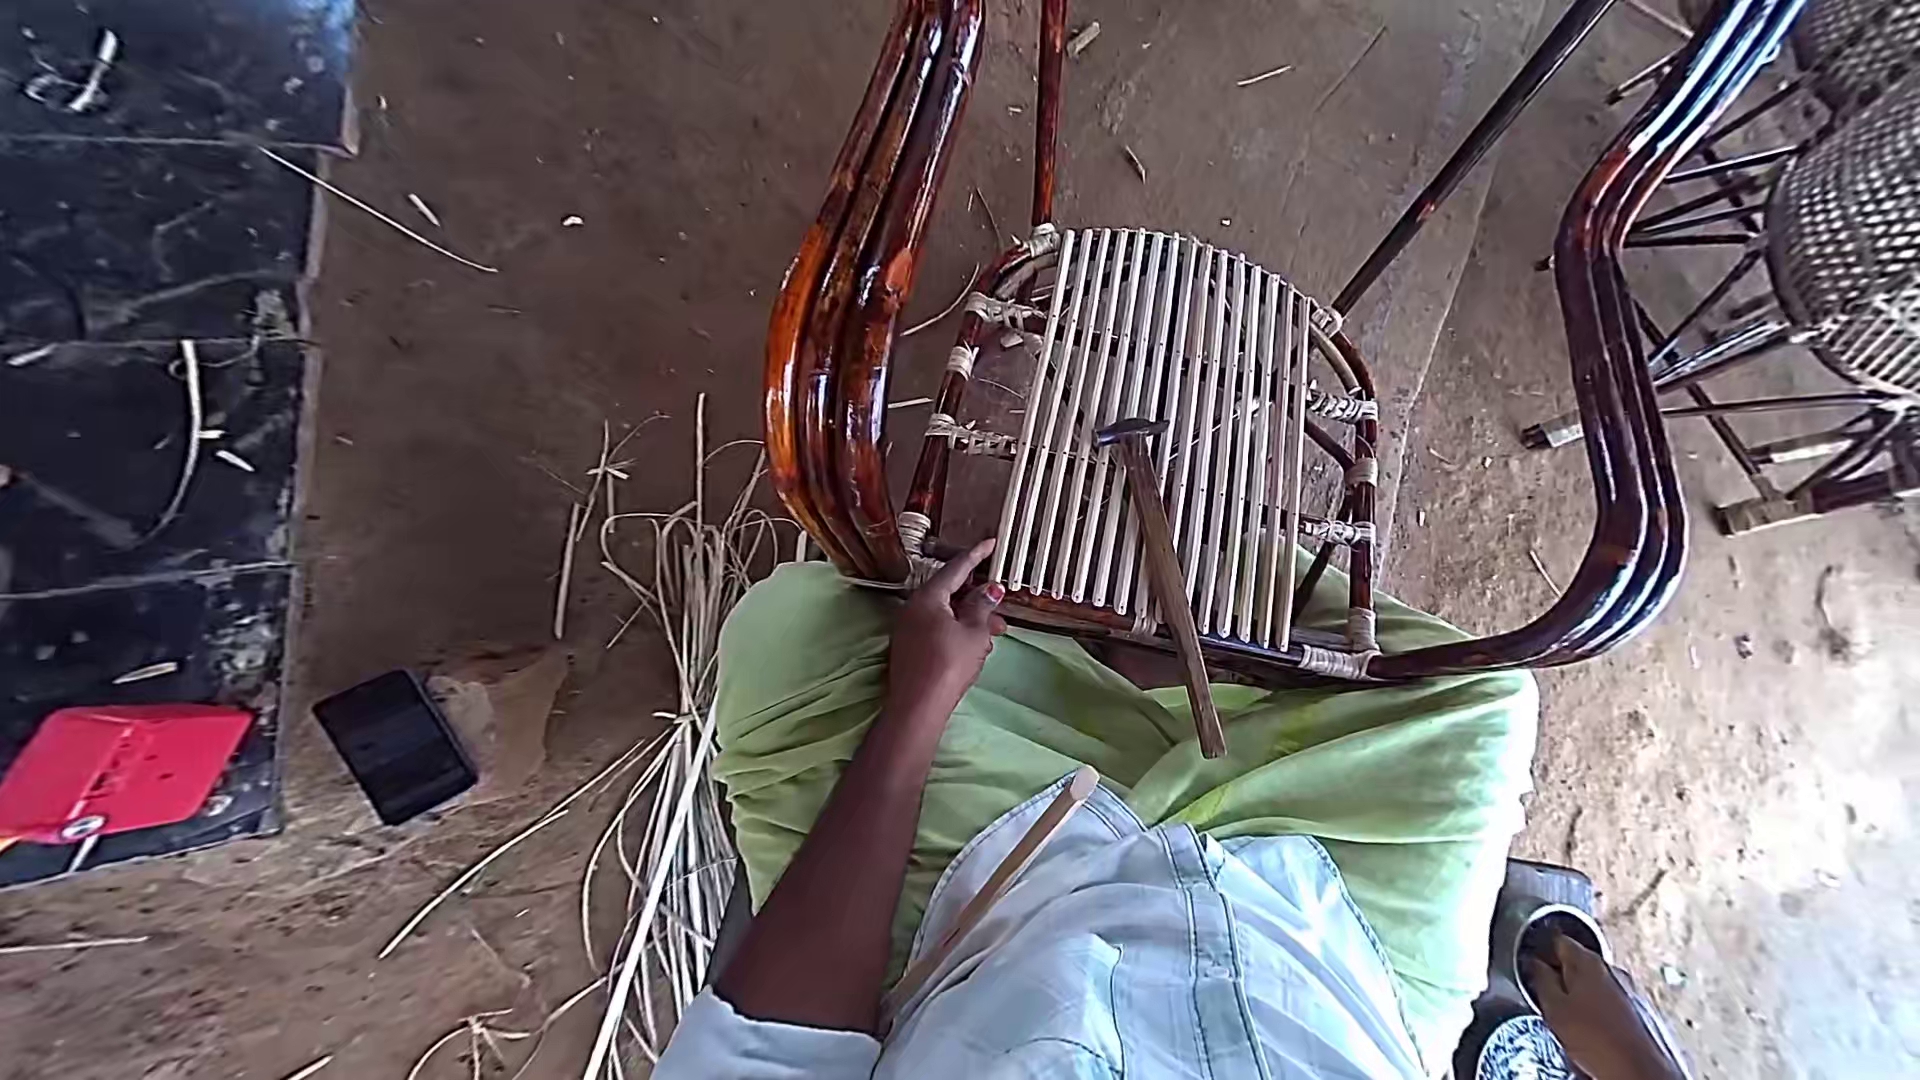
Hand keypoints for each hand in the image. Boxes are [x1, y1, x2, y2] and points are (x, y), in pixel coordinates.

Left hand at [884, 538, 1005, 725]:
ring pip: (946, 613)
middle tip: (1000, 601)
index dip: (976, 555)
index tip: (991, 542)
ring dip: (971, 618)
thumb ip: (982, 606)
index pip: (955, 568)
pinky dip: (958, 630)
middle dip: (978, 597)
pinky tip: (976, 646)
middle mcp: (913, 607)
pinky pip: (937, 628)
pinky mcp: (909, 647)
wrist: (917, 706)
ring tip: (995, 632)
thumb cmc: (948, 663)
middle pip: (950, 591)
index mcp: (928, 597)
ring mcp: (908, 628)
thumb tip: (990, 588)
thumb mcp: (974, 632)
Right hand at [1525, 933, 1685, 1079]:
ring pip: (1598, 986)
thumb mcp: (1553, 1006)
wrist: (1647, 1079)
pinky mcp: (1652, 1019)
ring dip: (1585, 996)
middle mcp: (1615, 971)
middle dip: (1563, 976)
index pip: (1555, 940)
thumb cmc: (1599, 1042)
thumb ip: (1539, 976)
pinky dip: (1604, 1013)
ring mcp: (1637, 995)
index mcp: (1588, 961)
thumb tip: (1535, 964)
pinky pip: (1616, 1005)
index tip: (1533, 967)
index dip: (1540, 951)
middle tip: (1551, 997)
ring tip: (1575, 1020)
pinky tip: (1599, 1032)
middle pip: (1578, 963)